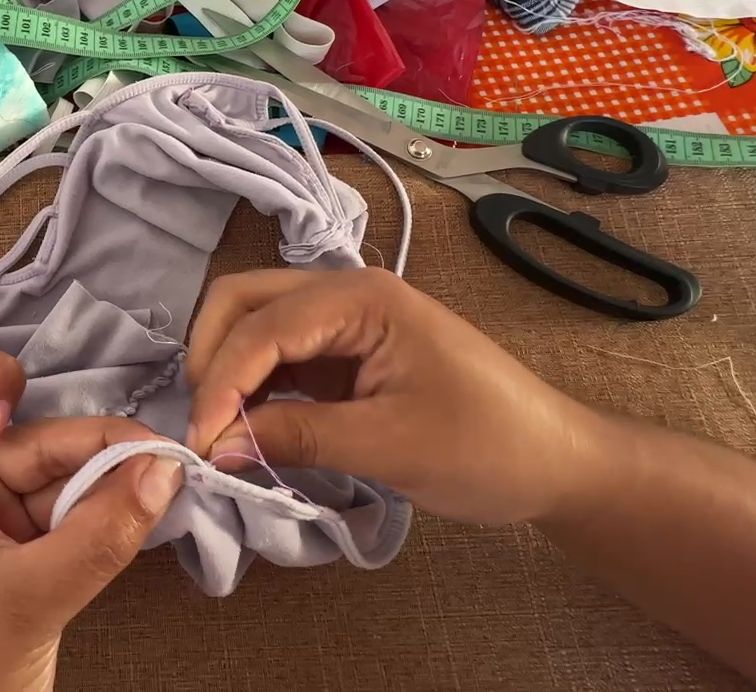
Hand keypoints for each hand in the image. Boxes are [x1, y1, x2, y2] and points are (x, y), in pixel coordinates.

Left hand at [0, 346, 185, 691]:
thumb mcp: (27, 597)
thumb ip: (100, 534)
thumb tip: (164, 471)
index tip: (12, 422)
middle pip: (38, 431)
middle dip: (98, 444)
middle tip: (165, 460)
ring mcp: (2, 512)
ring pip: (68, 470)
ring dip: (115, 477)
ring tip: (169, 482)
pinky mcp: (33, 546)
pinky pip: (79, 508)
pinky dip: (113, 508)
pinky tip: (150, 506)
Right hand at [184, 267, 606, 525]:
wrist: (555, 462)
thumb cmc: (488, 446)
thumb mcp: (392, 446)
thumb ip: (298, 437)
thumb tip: (217, 446)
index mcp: (360, 297)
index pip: (265, 325)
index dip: (223, 381)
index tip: (200, 442)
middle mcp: (340, 292)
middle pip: (244, 301)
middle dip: (212, 358)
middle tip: (203, 427)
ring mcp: (337, 320)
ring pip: (251, 323)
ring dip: (225, 370)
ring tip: (217, 431)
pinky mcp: (336, 352)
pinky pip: (274, 357)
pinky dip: (249, 386)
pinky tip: (244, 424)